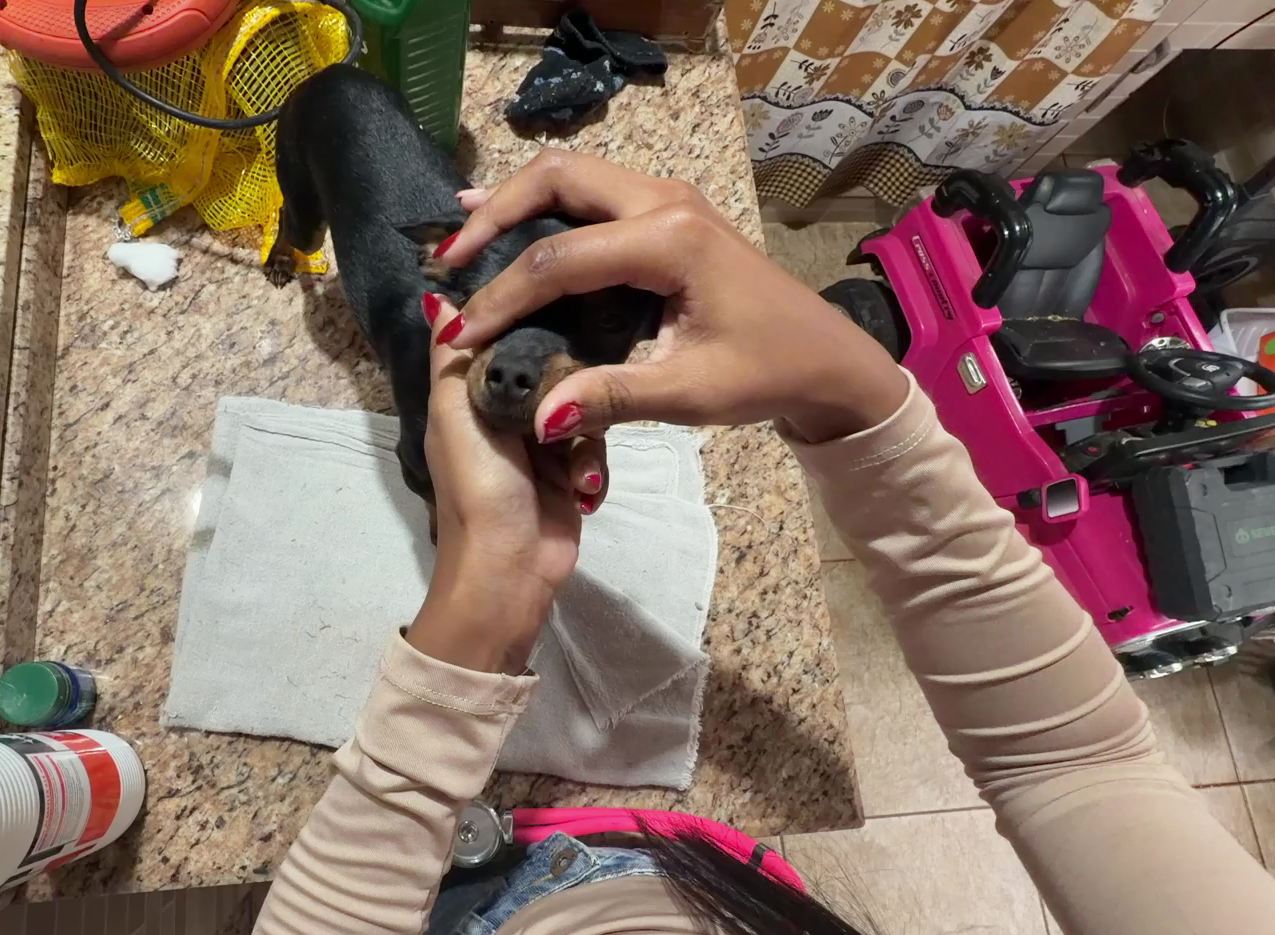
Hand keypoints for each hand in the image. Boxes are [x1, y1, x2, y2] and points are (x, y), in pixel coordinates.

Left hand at [406, 295, 604, 673]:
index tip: (565, 300)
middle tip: (580, 391)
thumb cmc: (479, 487)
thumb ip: (450, 359)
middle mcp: (504, 416)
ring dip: (583, 441)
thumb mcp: (454, 415)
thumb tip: (435, 297)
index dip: (529, 323)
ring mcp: (541, 445)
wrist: (510, 569)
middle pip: (552, 370)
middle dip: (571, 386)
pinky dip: (591, 470)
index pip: (504, 342)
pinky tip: (582, 491)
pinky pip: (595, 449)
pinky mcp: (570, 473)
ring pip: (581, 408)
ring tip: (573, 468)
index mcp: (469, 399)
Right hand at [437, 150, 908, 443]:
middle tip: (451, 258)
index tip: (460, 334)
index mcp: (670, 242)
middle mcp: (665, 202)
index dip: (502, 297)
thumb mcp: (688, 392)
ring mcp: (666, 201)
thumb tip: (540, 416)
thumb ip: (611, 396)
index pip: (560, 259)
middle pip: (558, 179)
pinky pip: (591, 196)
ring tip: (464, 238)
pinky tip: (510, 228)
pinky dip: (544, 209)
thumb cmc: (765, 372)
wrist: (824, 357)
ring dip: (515, 203)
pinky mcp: (665, 216)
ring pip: (572, 178)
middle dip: (495, 214)